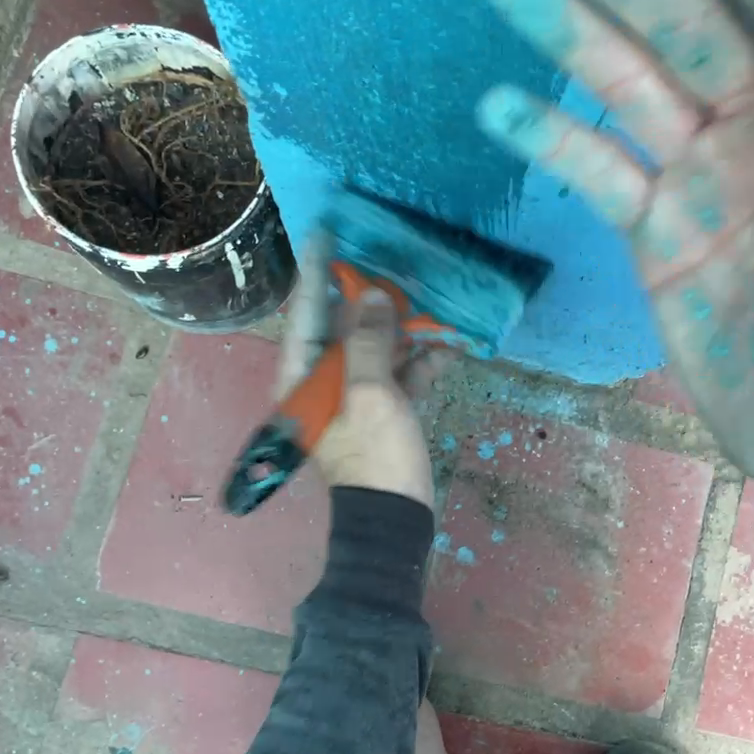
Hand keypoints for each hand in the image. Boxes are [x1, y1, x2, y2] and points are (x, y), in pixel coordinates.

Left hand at [275, 242, 443, 507]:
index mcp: (304, 379)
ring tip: (431, 302)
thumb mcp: (370, 394)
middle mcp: (324, 383)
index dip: (316, 274)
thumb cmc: (376, 456)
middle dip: (372, 300)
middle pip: (343, 328)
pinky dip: (420, 363)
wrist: (395, 519)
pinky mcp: (383, 412)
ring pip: (376, 350)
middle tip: (392, 262)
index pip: (306, 315)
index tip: (324, 233)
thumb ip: (368, 342)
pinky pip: (399, 376)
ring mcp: (354, 398)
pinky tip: (448, 348)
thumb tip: (373, 295)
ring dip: (404, 331)